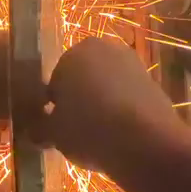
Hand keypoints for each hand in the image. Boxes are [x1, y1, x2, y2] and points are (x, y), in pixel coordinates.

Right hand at [40, 38, 187, 174]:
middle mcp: (105, 49)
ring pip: (108, 86)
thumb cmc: (89, 129)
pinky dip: (123, 111)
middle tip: (76, 129)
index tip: (56, 125)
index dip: (54, 104)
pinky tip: (121, 135)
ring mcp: (133, 64)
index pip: (56, 79)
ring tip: (100, 135)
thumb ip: (41, 128)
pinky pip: (128, 97)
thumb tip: (36, 131)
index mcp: (74, 53)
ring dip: (103, 104)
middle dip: (80, 98)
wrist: (146, 142)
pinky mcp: (154, 83)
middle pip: (84, 77)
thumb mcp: (54, 133)